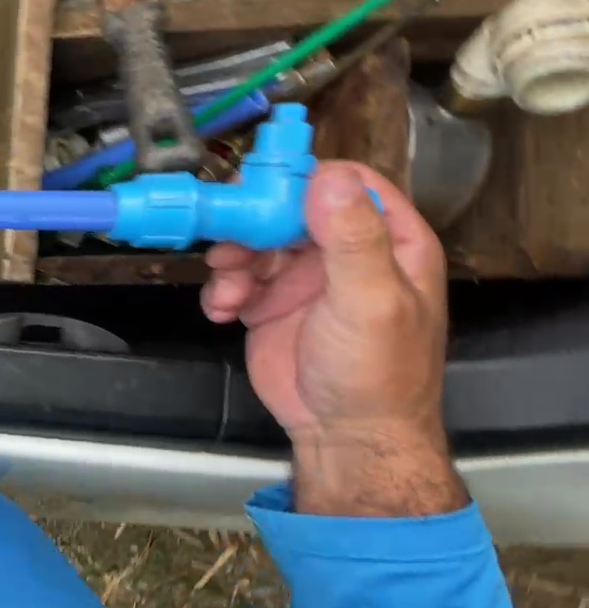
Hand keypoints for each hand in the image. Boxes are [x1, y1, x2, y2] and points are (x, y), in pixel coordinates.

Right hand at [201, 162, 466, 517]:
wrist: (341, 430)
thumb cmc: (375, 370)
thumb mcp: (369, 300)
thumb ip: (352, 237)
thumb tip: (326, 177)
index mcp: (387, 242)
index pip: (346, 186)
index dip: (301, 181)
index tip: (257, 187)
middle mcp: (343, 254)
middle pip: (284, 213)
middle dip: (248, 228)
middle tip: (227, 246)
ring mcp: (302, 279)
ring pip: (251, 246)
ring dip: (230, 266)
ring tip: (229, 295)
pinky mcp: (267, 304)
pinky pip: (233, 281)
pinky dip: (220, 294)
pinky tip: (224, 313)